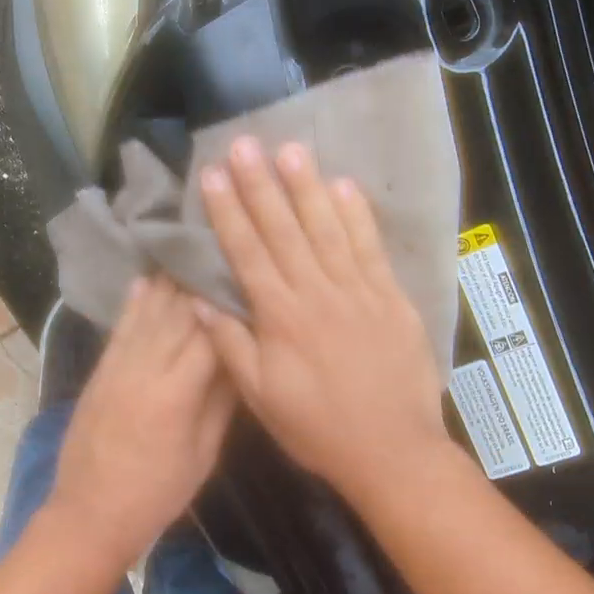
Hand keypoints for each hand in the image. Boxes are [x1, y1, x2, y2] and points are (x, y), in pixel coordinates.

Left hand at [43, 277, 237, 564]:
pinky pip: (119, 331)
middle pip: (176, 316)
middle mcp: (143, 370)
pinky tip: (144, 280)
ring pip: (147, 316)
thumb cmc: (157, 494)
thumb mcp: (201, 456)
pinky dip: (133, 304)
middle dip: (199, 283)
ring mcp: (116, 369)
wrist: (89, 515)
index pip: (209, 336)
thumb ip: (221, 405)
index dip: (229, 307)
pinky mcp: (98, 374)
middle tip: (221, 251)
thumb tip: (240, 361)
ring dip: (167, 284)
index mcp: (175, 394)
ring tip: (186, 251)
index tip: (248, 280)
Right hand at [197, 138, 450, 492]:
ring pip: (329, 230)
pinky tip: (345, 186)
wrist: (391, 450)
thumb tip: (201, 301)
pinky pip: (371, 249)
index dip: (229, 213)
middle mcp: (317, 294)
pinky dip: (357, 216)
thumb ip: (232, 347)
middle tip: (246, 143)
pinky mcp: (391, 299)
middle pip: (285, 231)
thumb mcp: (261, 398)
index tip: (213, 175)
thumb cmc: (317, 428)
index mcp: (281, 319)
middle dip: (262, 186)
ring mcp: (359, 292)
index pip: (248, 254)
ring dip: (308, 188)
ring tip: (291, 150)